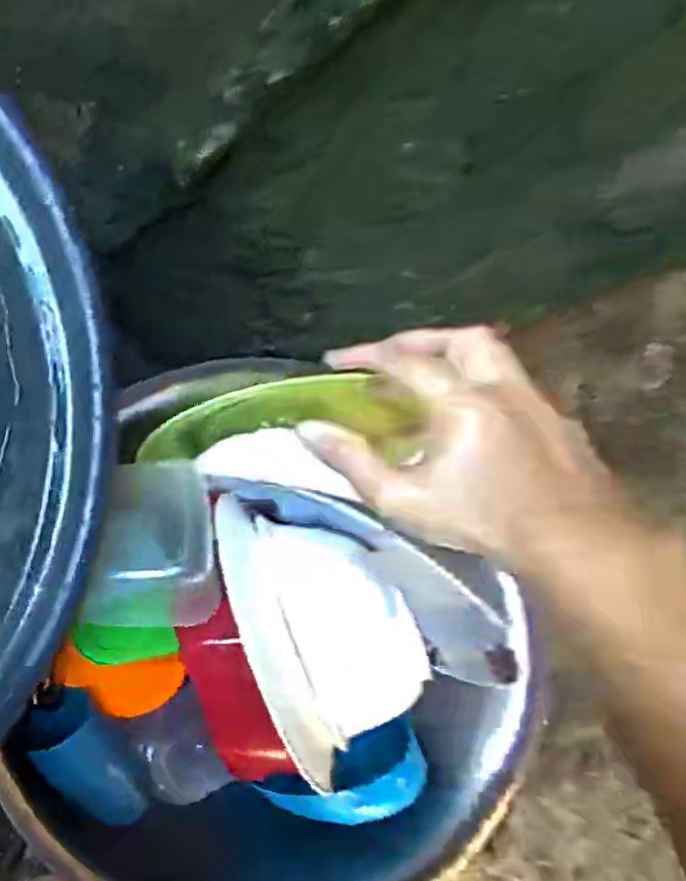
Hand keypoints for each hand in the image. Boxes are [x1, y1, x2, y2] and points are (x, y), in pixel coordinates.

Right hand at [296, 326, 627, 569]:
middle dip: (415, 341)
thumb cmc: (477, 519)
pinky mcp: (549, 418)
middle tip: (378, 358)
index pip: (408, 363)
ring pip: (491, 356)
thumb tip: (307, 428)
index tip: (332, 361)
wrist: (574, 539)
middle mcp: (503, 391)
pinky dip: (466, 382)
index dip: (365, 356)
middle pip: (464, 340)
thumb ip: (349, 458)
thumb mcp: (396, 496)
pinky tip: (445, 413)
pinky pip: (504, 382)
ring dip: (444, 359)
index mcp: (463, 406)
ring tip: (406, 384)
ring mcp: (534, 402)